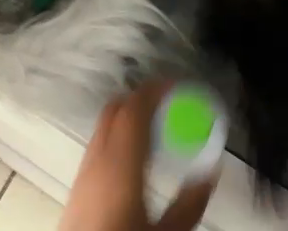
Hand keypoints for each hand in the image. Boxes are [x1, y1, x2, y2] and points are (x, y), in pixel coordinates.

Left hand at [61, 79, 215, 230]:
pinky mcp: (76, 188)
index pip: (135, 106)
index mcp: (120, 164)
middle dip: (144, 98)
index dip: (157, 88)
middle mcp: (96, 160)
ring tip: (158, 128)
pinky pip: (97, 145)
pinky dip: (118, 137)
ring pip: (104, 125)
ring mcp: (82, 173)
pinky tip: (136, 158)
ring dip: (129, 116)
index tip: (180, 86)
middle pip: (116, 108)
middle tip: (172, 104)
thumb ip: (190, 202)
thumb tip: (211, 172)